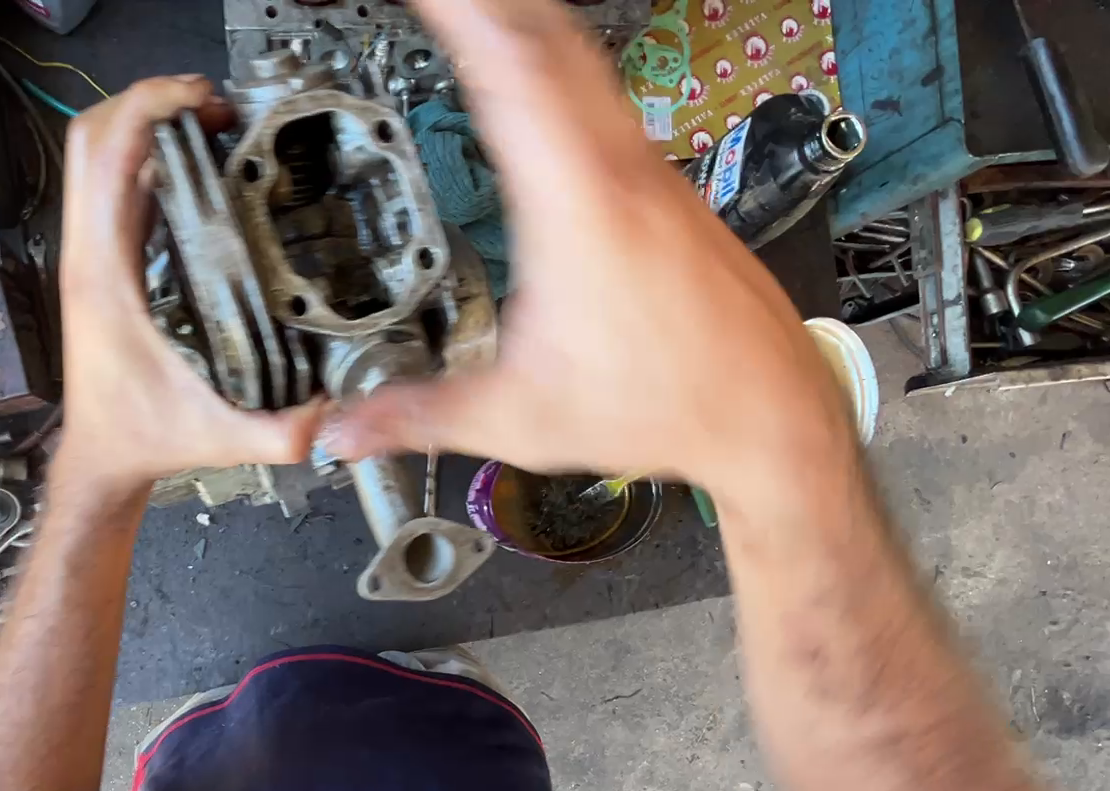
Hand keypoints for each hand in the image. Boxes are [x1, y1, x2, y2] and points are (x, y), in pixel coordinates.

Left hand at [53, 76, 325, 492]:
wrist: (104, 457)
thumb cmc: (141, 439)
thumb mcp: (220, 438)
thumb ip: (280, 432)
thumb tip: (332, 410)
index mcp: (105, 277)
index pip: (107, 157)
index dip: (149, 106)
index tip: (202, 102)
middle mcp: (90, 258)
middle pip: (93, 139)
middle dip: (148, 103)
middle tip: (214, 111)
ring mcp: (91, 259)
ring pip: (97, 160)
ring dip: (144, 127)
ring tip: (209, 129)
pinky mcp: (103, 268)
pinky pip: (113, 192)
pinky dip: (144, 163)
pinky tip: (195, 176)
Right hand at [322, 0, 857, 503]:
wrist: (762, 411)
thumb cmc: (660, 405)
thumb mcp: (513, 418)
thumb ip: (416, 416)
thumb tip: (346, 429)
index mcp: (575, 208)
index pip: (511, 69)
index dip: (462, 13)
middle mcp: (620, 173)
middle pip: (552, 41)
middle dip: (490, 6)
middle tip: (446, 2)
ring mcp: (653, 180)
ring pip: (588, 69)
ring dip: (531, 29)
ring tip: (485, 19)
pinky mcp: (670, 198)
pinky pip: (610, 109)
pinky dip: (566, 79)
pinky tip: (551, 104)